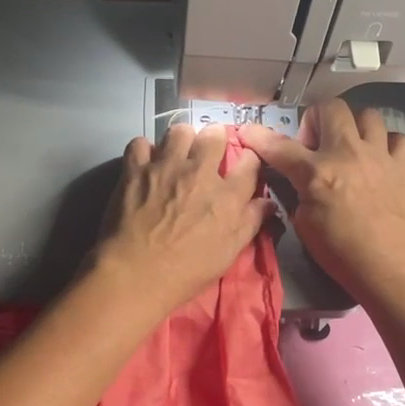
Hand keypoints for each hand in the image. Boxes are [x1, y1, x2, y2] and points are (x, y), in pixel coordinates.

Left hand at [91, 125, 268, 313]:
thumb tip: (268, 202)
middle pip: (214, 136)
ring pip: (179, 131)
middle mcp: (199, 173)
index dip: (249, 161)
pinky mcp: (135, 169)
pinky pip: (140, 143)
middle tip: (207, 152)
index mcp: (227, 196)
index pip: (250, 163)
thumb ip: (250, 223)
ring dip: (181, 141)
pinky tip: (145, 164)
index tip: (244, 166)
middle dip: (214, 139)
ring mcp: (165, 167)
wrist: (136, 274)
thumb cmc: (187, 271)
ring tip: (176, 154)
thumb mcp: (229, 253)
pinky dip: (143, 151)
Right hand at [239, 100, 404, 303]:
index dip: (258, 137)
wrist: (389, 267)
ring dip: (352, 126)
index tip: (247, 132)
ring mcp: (378, 156)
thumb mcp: (303, 224)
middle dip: (315, 120)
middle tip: (313, 146)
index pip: (279, 146)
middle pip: (330, 108)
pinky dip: (385, 144)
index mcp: (317, 172)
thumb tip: (298, 180)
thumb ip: (297, 193)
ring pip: (367, 114)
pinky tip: (377, 159)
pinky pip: (396, 139)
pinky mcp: (401, 167)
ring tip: (347, 147)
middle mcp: (347, 153)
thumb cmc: (340, 252)